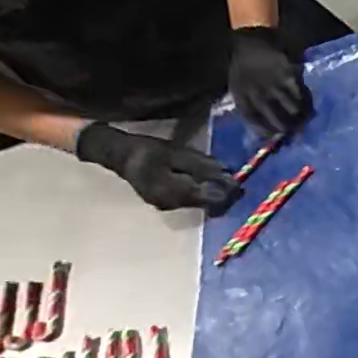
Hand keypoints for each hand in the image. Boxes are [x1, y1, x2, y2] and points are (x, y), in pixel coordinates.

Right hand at [75, 123, 240, 212]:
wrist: (118, 156)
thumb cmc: (147, 150)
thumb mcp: (175, 153)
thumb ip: (201, 165)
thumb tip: (227, 173)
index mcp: (172, 191)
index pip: (208, 198)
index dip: (226, 194)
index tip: (239, 186)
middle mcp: (171, 204)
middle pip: (206, 205)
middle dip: (224, 197)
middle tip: (238, 187)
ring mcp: (168, 207)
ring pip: (200, 206)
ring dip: (215, 197)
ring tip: (228, 186)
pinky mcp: (167, 204)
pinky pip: (192, 203)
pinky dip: (204, 196)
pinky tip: (211, 187)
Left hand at [228, 27, 311, 135]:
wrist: (253, 37)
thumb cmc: (244, 63)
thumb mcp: (237, 84)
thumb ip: (248, 103)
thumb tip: (263, 127)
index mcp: (242, 96)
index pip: (255, 121)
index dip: (266, 132)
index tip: (275, 137)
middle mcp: (257, 93)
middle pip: (276, 119)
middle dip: (286, 128)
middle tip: (295, 132)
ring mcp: (273, 84)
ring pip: (291, 109)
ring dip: (299, 117)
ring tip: (304, 120)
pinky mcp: (287, 75)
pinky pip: (299, 94)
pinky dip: (304, 101)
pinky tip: (307, 103)